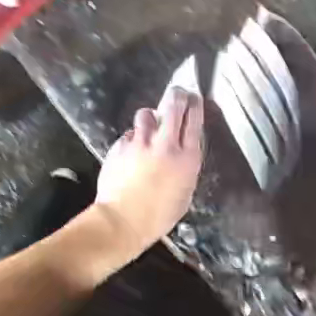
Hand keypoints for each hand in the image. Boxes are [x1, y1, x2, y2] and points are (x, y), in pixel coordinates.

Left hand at [92, 84, 204, 257]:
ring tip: (149, 127)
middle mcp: (165, 145)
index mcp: (186, 158)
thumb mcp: (184, 193)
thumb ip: (185, 167)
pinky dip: (132, 139)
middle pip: (173, 106)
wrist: (122, 221)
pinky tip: (131, 153)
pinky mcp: (120, 146)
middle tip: (177, 94)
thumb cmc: (158, 215)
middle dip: (177, 96)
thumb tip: (182, 153)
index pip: (194, 121)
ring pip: (146, 114)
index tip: (194, 97)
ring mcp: (140, 143)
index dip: (195, 105)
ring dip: (149, 118)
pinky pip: (129, 134)